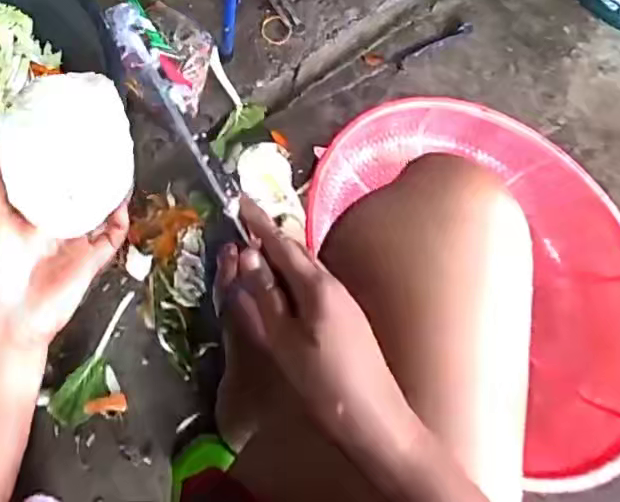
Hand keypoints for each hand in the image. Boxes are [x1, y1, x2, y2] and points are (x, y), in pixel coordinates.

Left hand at [0, 144, 128, 348]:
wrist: (13, 318)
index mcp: (36, 217)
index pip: (52, 185)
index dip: (62, 165)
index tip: (68, 139)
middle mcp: (59, 227)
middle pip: (81, 197)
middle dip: (91, 177)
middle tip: (100, 149)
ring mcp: (78, 243)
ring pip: (101, 213)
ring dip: (112, 194)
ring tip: (119, 169)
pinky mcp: (93, 259)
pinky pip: (113, 236)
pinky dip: (121, 221)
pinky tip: (122, 202)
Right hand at [219, 199, 416, 457]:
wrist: (378, 420)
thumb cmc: (326, 385)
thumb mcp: (285, 344)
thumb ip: (266, 298)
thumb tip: (248, 255)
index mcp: (316, 286)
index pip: (281, 244)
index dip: (258, 222)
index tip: (241, 200)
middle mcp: (332, 282)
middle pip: (296, 250)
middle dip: (269, 234)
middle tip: (244, 221)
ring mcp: (343, 297)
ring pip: (306, 265)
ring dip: (282, 253)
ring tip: (258, 248)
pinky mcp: (347, 313)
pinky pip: (313, 280)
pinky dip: (293, 273)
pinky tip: (284, 284)